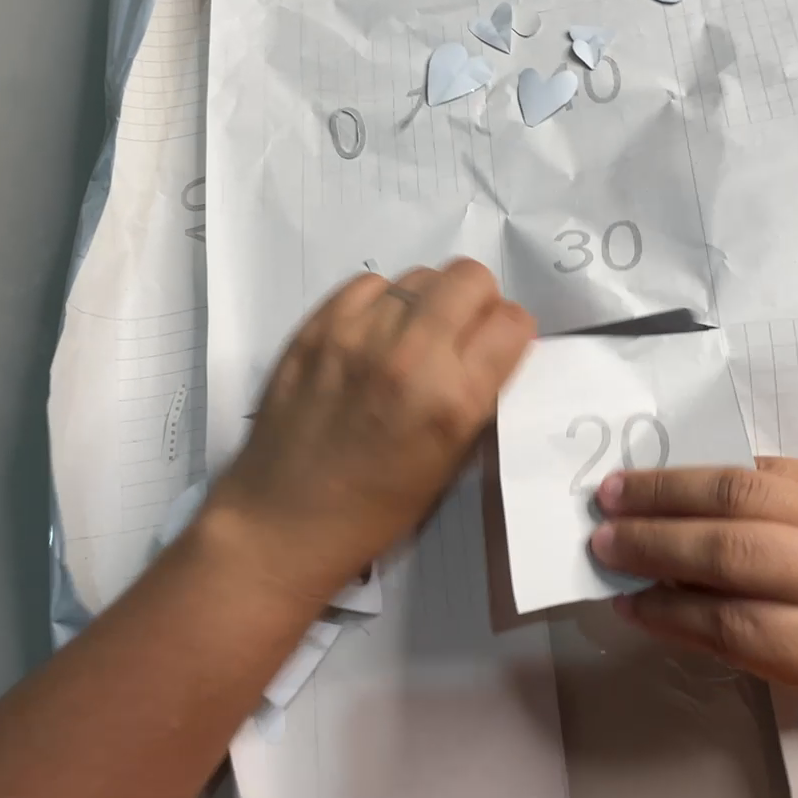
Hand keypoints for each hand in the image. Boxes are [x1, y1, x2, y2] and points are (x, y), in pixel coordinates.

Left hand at [204, 259, 535, 603]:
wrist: (284, 521)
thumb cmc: (378, 507)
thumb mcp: (453, 459)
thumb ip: (479, 395)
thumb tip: (492, 346)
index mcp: (454, 400)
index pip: (512, 322)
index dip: (510, 333)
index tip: (496, 347)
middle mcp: (412, 355)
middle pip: (470, 277)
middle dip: (477, 301)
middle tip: (458, 334)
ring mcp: (359, 334)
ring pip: (420, 275)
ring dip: (427, 302)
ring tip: (409, 340)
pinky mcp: (316, 326)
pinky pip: (370, 283)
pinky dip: (380, 303)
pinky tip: (372, 337)